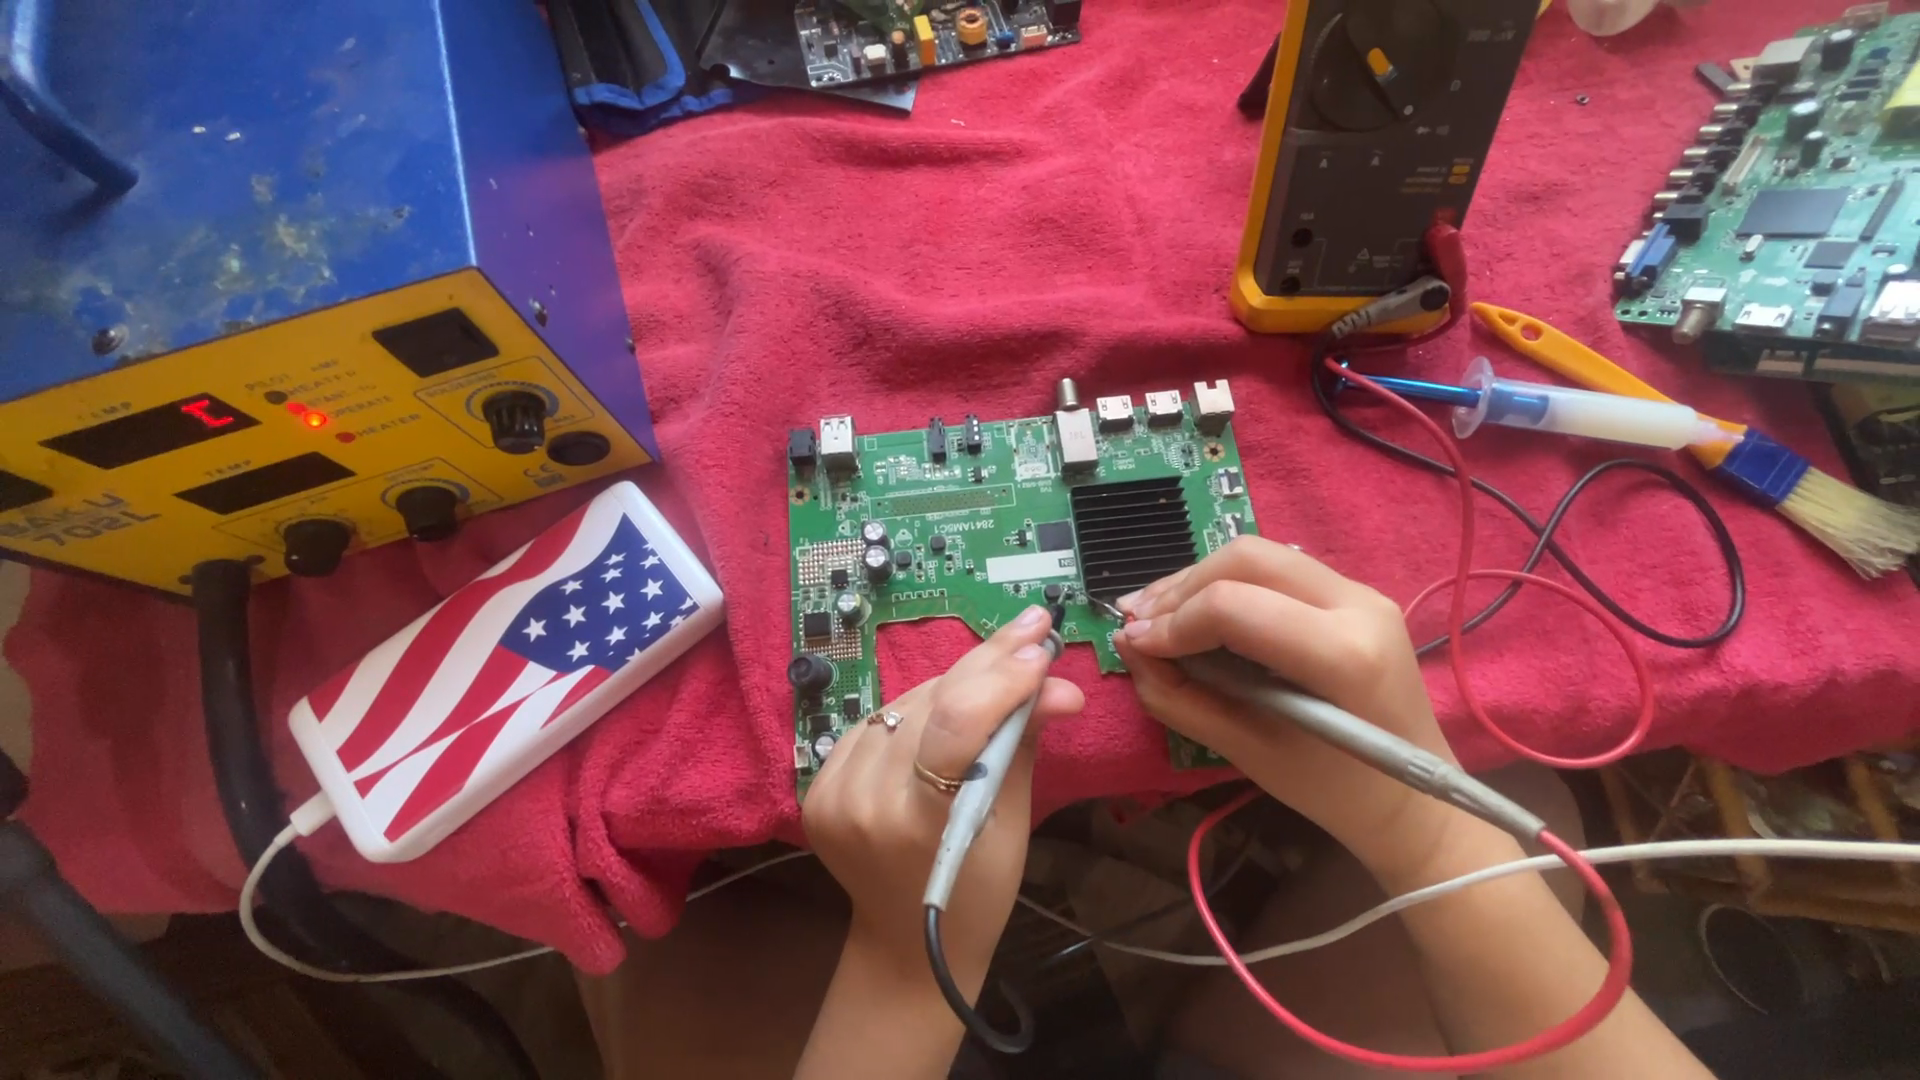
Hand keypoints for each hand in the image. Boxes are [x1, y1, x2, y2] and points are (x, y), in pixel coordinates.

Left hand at [801, 605, 1084, 991]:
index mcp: (916, 822)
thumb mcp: (1011, 826)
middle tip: (1033, 627)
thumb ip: (1022, 744)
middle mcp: (864, 798)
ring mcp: (833, 789)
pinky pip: (881, 720)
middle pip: (931, 703)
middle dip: (988, 663)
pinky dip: (922, 703)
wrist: (903, 941)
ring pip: (906, 702)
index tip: (1042, 648)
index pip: (956, 726)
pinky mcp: (819, 782)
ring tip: (1003, 660)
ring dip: (958, 679)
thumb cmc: (976, 896)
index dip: (1001, 680)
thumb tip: (1058, 685)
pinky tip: (955, 694)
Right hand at [1113, 536, 1458, 883]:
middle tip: (1136, 621)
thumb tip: (1128, 647)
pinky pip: (1275, 569)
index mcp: (1344, 654)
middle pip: (1246, 558)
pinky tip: (1194, 610)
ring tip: (1154, 613)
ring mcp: (1360, 591)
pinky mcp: (1351, 593)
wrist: (1418, 803)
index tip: (1133, 645)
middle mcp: (1358, 603)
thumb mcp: (1246, 751)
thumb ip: (1178, 697)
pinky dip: (1225, 583)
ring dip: (1197, 579)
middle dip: (1179, 587)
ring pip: (1258, 553)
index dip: (1172, 623)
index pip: (1234, 606)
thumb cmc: (1335, 792)